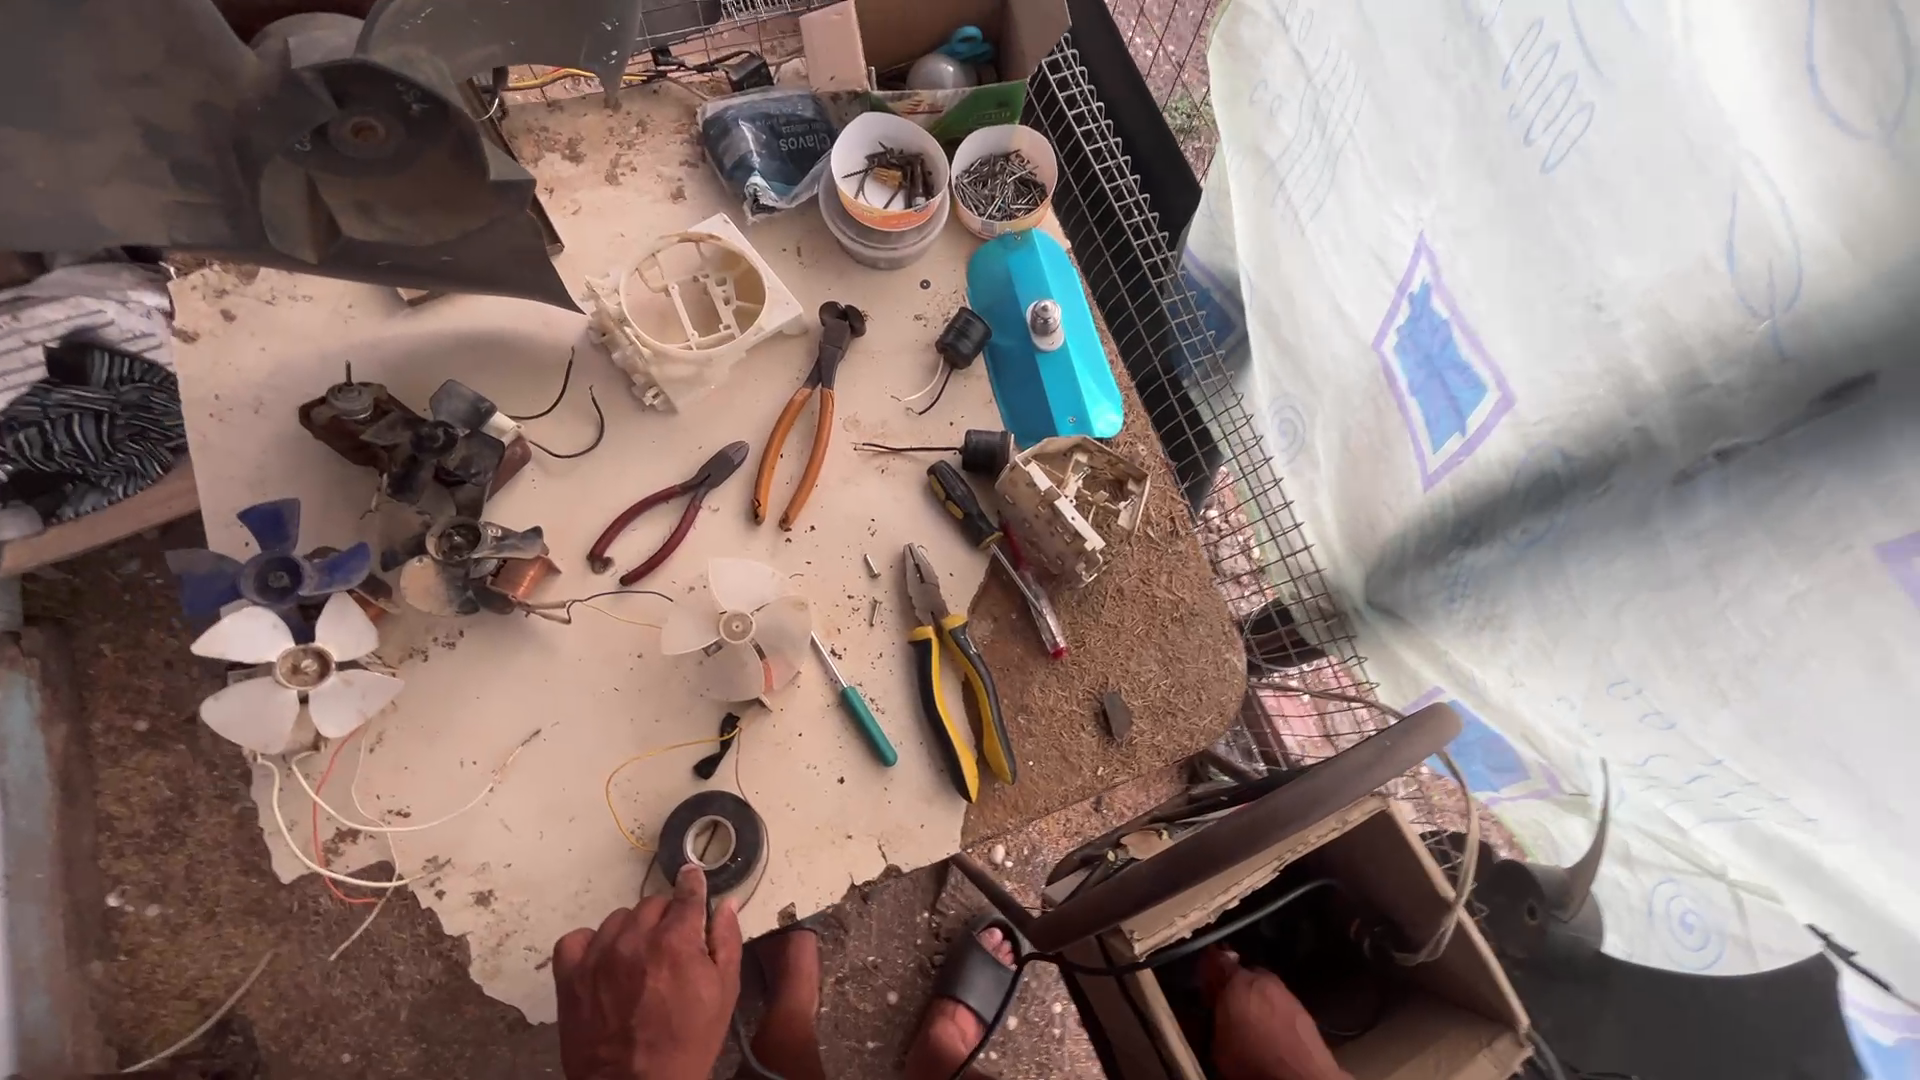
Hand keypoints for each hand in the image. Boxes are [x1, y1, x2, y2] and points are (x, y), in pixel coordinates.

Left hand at [553, 865, 743, 1079]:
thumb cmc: (689, 1041)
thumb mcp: (725, 991)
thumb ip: (727, 939)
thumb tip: (727, 902)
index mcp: (676, 940)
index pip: (686, 891)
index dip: (692, 882)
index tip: (692, 878)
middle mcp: (635, 939)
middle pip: (653, 904)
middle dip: (666, 918)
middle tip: (671, 946)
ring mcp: (598, 957)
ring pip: (619, 918)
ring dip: (632, 930)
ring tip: (638, 959)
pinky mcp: (570, 978)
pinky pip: (576, 939)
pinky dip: (590, 944)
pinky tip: (603, 960)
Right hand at [1199, 946, 1349, 1079]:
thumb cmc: (1251, 1062)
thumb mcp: (1218, 1046)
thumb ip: (1215, 1020)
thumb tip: (1215, 1014)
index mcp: (1236, 982)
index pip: (1217, 960)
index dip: (1209, 970)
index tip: (1205, 983)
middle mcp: (1262, 980)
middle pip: (1244, 973)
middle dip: (1236, 985)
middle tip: (1230, 1005)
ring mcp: (1286, 993)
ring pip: (1265, 988)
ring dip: (1258, 999)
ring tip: (1253, 1021)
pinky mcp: (1305, 1011)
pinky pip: (1282, 1004)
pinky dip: (1275, 1012)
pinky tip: (1273, 1031)